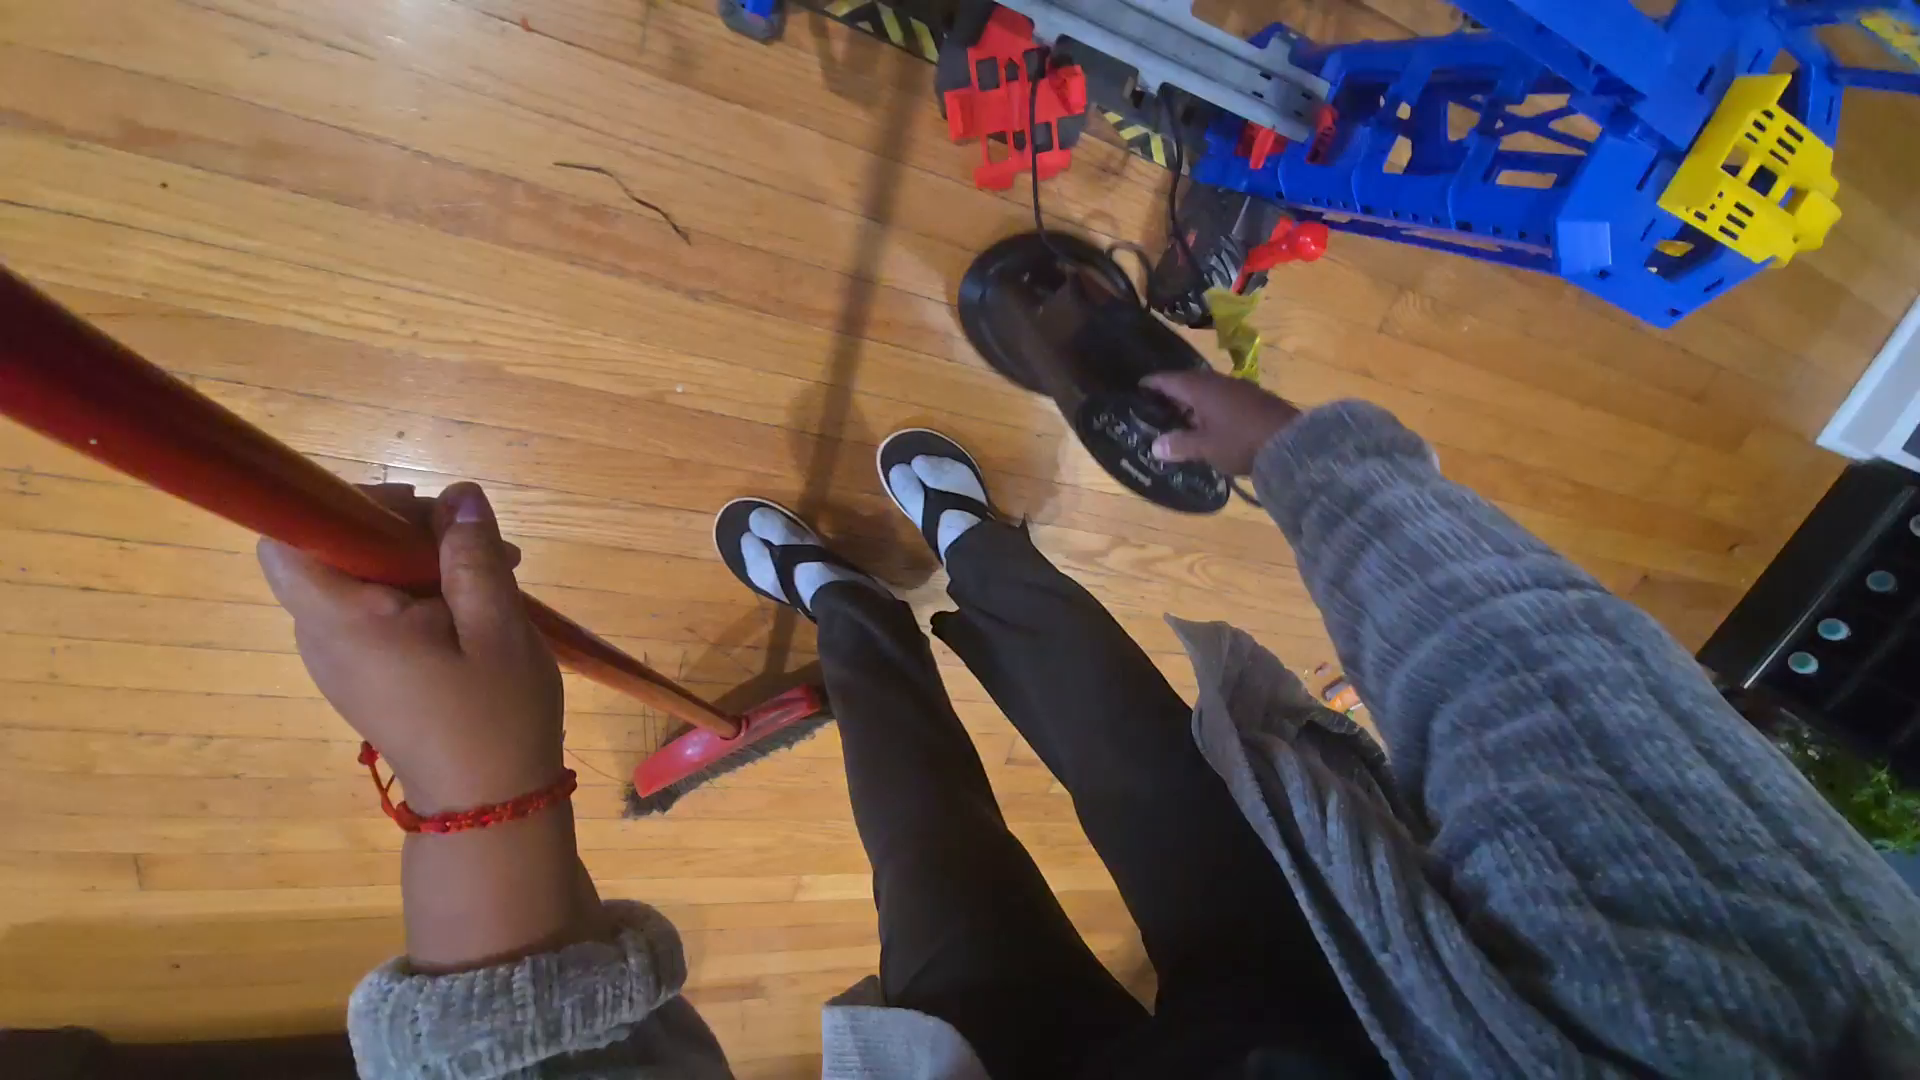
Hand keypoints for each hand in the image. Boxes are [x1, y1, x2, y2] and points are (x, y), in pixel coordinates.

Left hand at [258, 482, 564, 814]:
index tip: (417, 509)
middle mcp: (325, 638)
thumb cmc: (497, 713)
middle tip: (487, 545)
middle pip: (333, 553)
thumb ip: (473, 558)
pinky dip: (423, 595)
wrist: (491, 801)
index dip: (341, 505)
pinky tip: (478, 611)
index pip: (288, 540)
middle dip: (407, 531)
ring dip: (424, 563)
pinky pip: (376, 612)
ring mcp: (342, 660)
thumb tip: (459, 495)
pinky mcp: (365, 675)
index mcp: (348, 624)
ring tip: (497, 577)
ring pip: (362, 581)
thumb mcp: (500, 627)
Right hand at [1142, 369, 1301, 475]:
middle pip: (1189, 382)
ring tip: (1182, 416)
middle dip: (1173, 392)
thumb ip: (1179, 445)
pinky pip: (1223, 398)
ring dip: (1193, 401)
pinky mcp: (1255, 400)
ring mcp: (1240, 389)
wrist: (1292, 444)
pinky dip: (1211, 407)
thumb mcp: (1205, 448)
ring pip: (1208, 390)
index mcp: (1202, 389)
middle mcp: (1219, 382)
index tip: (1140, 386)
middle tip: (1158, 405)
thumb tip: (1155, 447)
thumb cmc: (1241, 442)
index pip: (1170, 380)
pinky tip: (1210, 422)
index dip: (1153, 383)